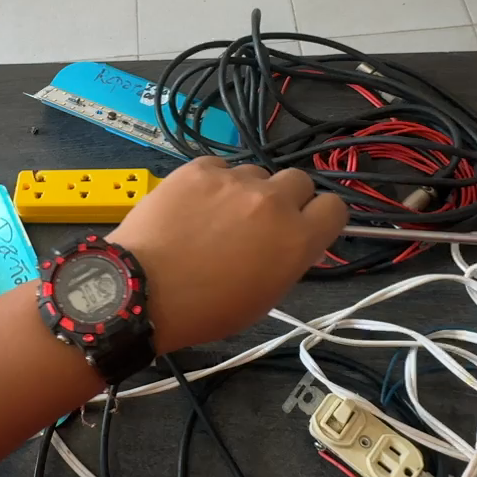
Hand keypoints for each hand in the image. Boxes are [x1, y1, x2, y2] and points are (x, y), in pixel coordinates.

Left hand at [108, 157, 346, 353]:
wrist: (142, 289)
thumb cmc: (206, 308)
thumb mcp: (264, 297)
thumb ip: (287, 258)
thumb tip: (288, 238)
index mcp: (297, 239)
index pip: (334, 207)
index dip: (319, 218)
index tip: (304, 226)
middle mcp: (272, 201)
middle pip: (298, 181)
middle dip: (286, 199)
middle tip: (260, 220)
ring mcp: (233, 180)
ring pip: (255, 174)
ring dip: (245, 191)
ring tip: (217, 215)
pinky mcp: (198, 168)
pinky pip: (218, 168)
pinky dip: (211, 183)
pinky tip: (193, 205)